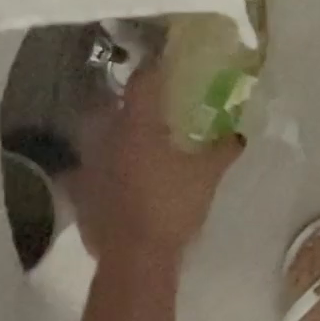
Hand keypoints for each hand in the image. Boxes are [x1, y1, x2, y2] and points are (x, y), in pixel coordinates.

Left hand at [63, 63, 244, 260]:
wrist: (134, 258)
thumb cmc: (172, 206)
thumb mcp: (207, 175)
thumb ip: (223, 149)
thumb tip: (239, 134)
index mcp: (137, 125)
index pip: (142, 81)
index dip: (153, 67)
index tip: (165, 61)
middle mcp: (107, 137)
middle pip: (108, 105)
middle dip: (125, 101)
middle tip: (147, 105)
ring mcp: (88, 166)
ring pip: (94, 137)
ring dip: (110, 133)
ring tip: (130, 140)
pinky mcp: (80, 194)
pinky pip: (86, 171)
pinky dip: (98, 169)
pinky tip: (113, 176)